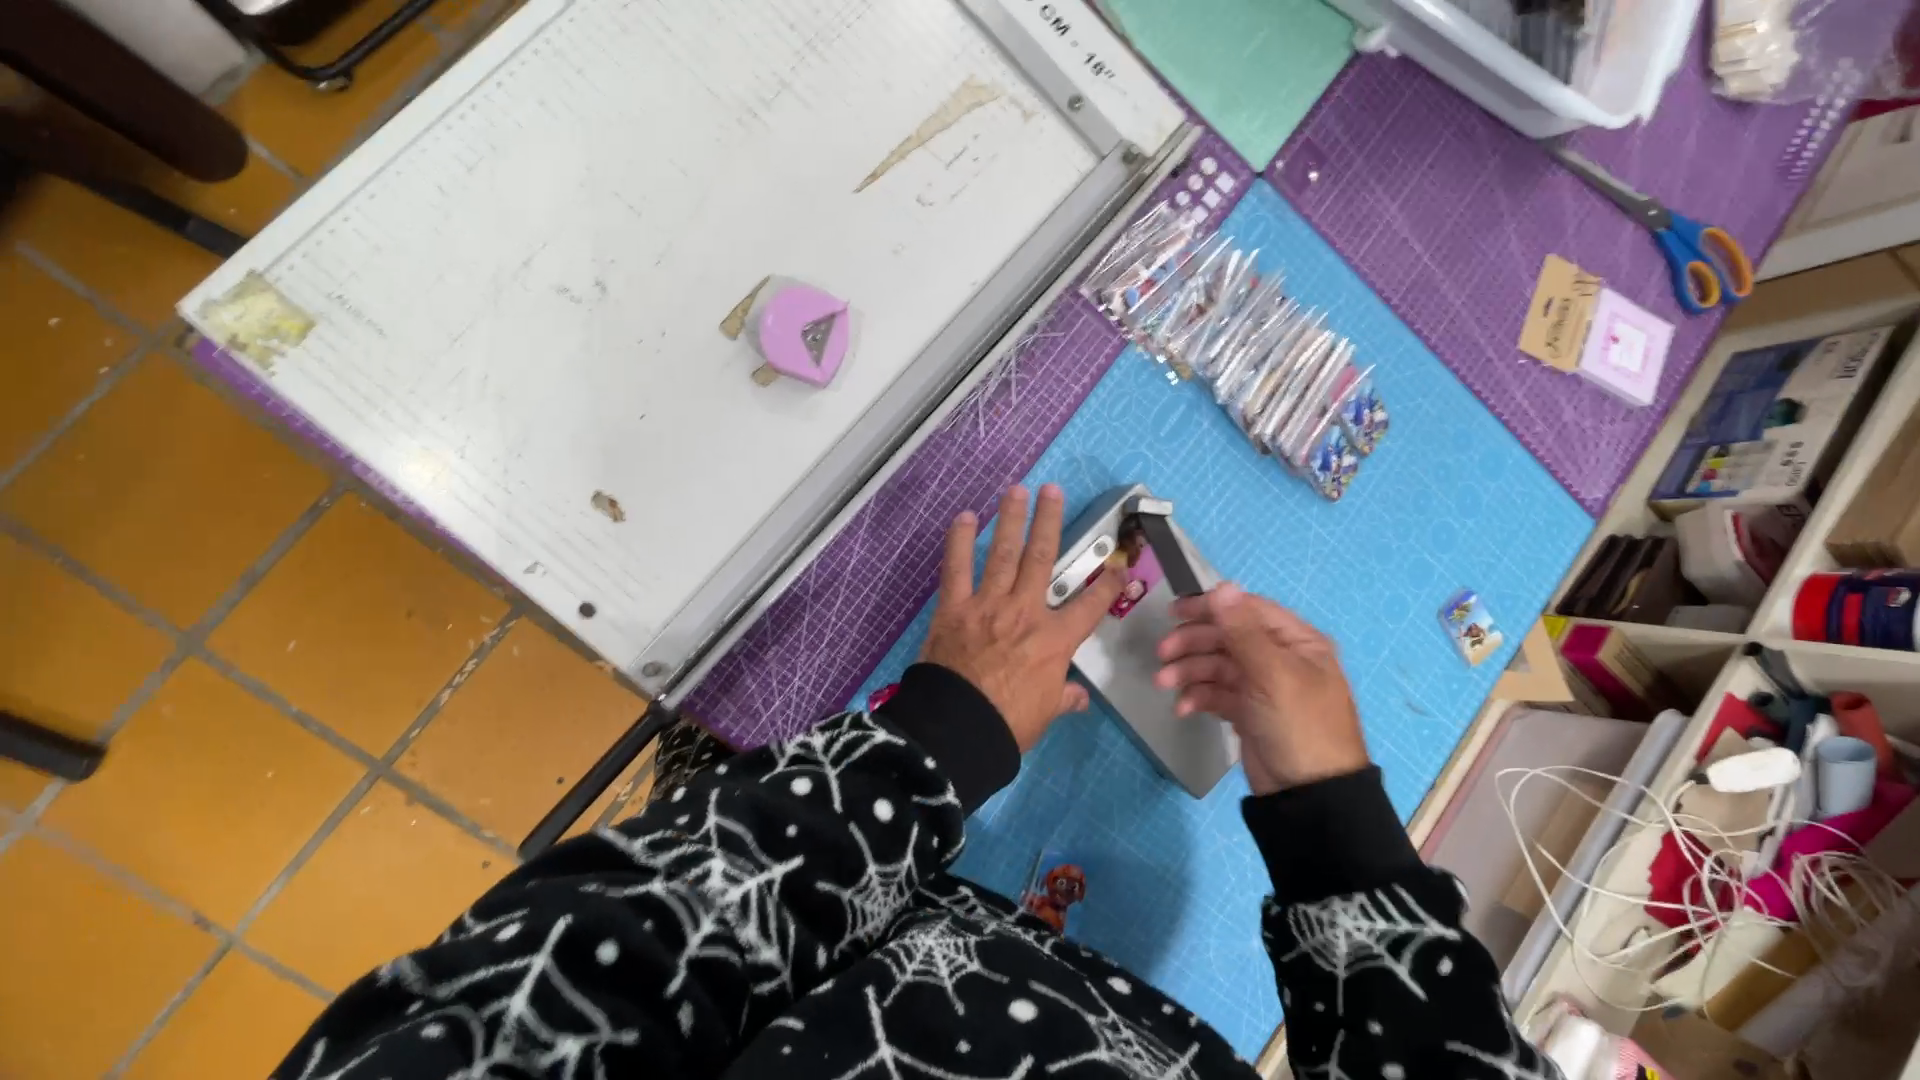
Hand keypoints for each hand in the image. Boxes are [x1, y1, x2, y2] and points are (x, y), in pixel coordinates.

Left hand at [921, 485, 1125, 750]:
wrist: (958, 729)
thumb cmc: (1008, 724)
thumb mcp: (1045, 713)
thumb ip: (1063, 697)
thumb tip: (1078, 697)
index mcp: (1054, 640)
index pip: (1090, 605)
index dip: (1108, 583)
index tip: (1119, 564)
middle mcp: (1025, 612)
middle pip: (1041, 558)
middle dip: (1049, 522)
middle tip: (1053, 491)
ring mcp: (988, 605)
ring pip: (1002, 553)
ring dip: (1010, 519)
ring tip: (1016, 491)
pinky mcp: (953, 608)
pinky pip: (956, 568)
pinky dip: (958, 541)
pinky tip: (963, 517)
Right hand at [1154, 584, 1367, 794]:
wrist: (1310, 795)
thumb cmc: (1299, 725)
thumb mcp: (1273, 674)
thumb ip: (1243, 630)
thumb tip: (1222, 585)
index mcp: (1297, 641)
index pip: (1247, 610)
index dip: (1211, 608)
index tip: (1175, 611)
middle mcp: (1280, 658)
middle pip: (1227, 637)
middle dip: (1193, 643)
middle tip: (1162, 653)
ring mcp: (1262, 686)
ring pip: (1217, 665)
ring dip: (1189, 671)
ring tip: (1164, 684)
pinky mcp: (1247, 711)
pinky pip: (1217, 693)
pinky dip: (1198, 696)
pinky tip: (1184, 708)